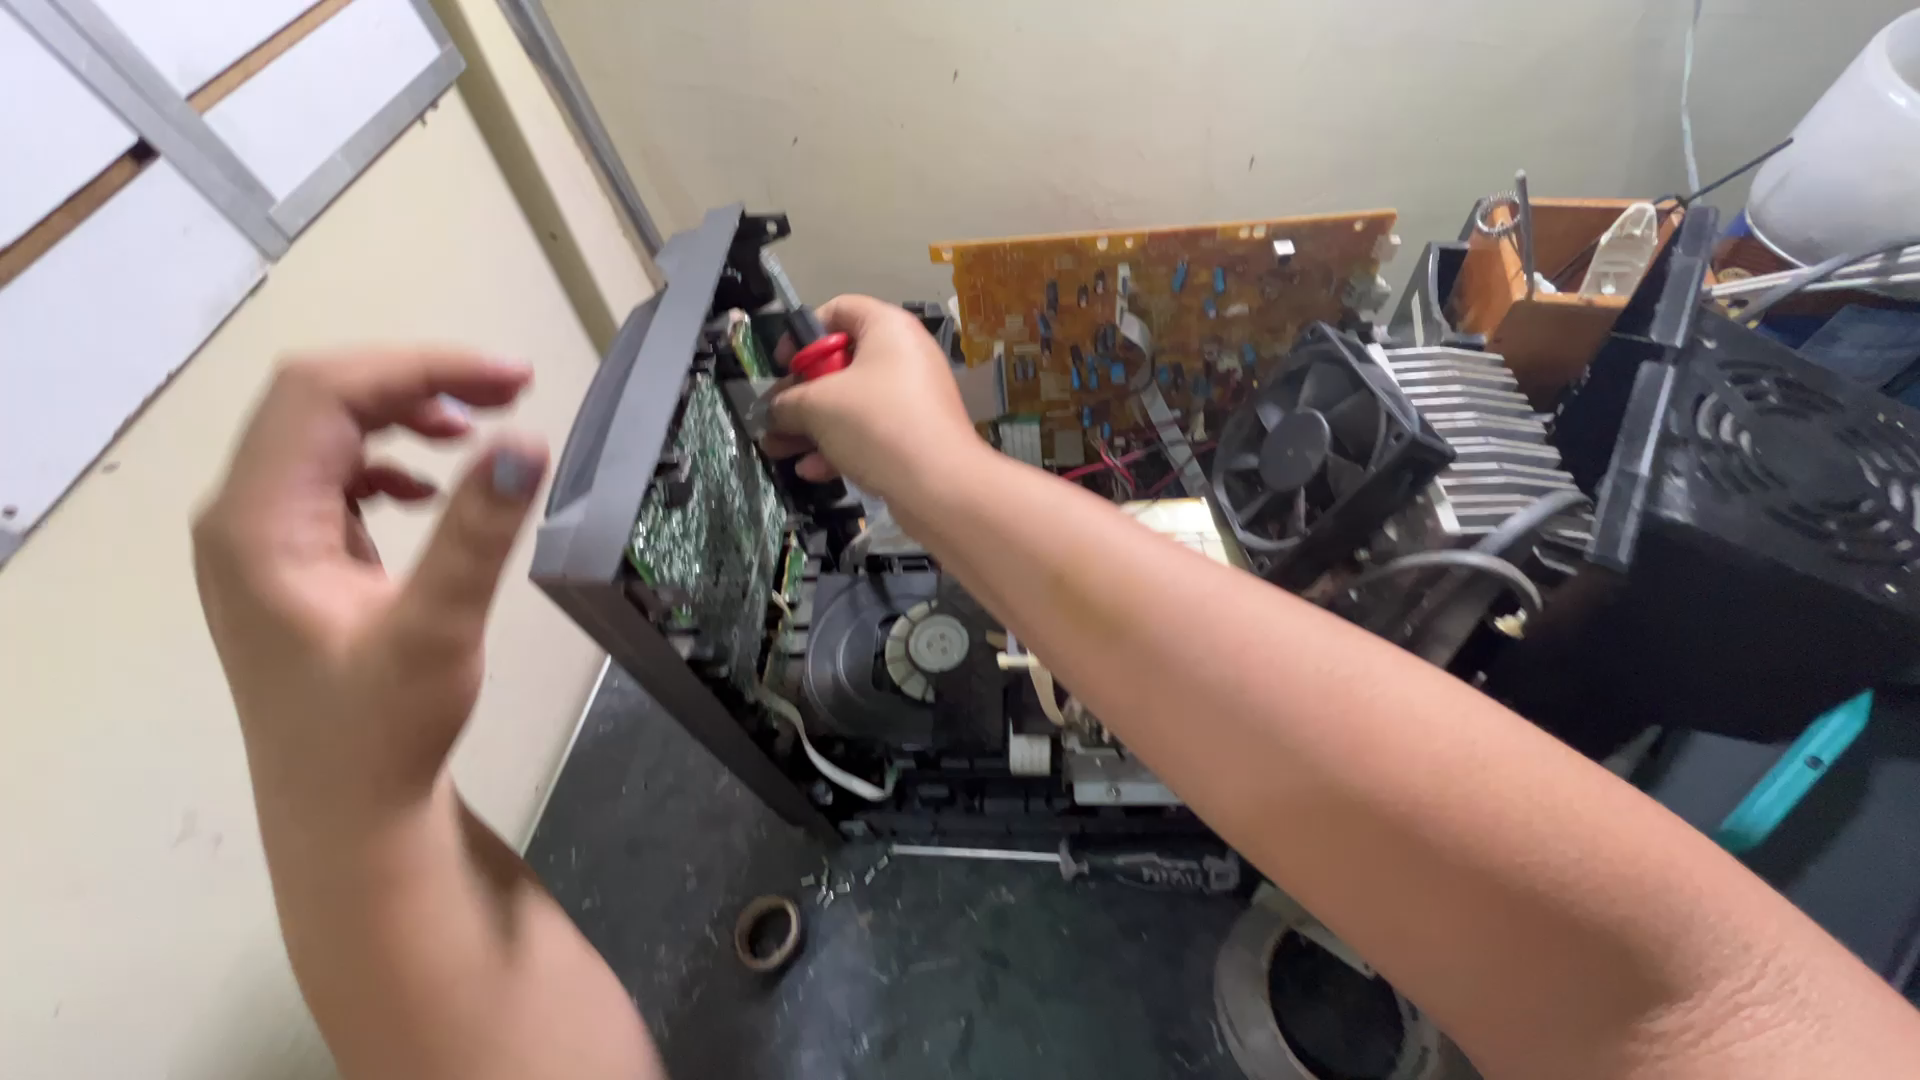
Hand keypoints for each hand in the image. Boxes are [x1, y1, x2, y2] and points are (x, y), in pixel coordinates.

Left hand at [192, 349, 547, 827]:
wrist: (345, 808)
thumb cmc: (382, 728)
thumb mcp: (438, 628)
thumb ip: (478, 531)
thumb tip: (528, 442)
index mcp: (258, 521)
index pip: (324, 392)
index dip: (422, 366)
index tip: (516, 380)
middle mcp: (244, 514)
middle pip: (321, 400)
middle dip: (420, 380)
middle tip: (514, 391)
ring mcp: (264, 536)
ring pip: (327, 431)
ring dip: (407, 412)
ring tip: (481, 426)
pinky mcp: (295, 557)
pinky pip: (337, 474)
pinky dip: (394, 457)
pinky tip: (433, 487)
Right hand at [763, 294, 983, 500]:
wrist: (941, 487)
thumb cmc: (877, 425)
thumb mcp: (817, 406)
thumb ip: (787, 403)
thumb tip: (775, 413)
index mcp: (888, 329)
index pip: (839, 310)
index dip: (803, 334)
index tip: (782, 364)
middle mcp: (905, 357)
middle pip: (841, 364)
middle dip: (800, 395)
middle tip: (773, 417)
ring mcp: (913, 400)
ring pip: (851, 405)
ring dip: (812, 428)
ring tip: (777, 449)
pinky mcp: (915, 437)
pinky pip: (870, 434)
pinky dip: (840, 448)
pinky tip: (812, 471)